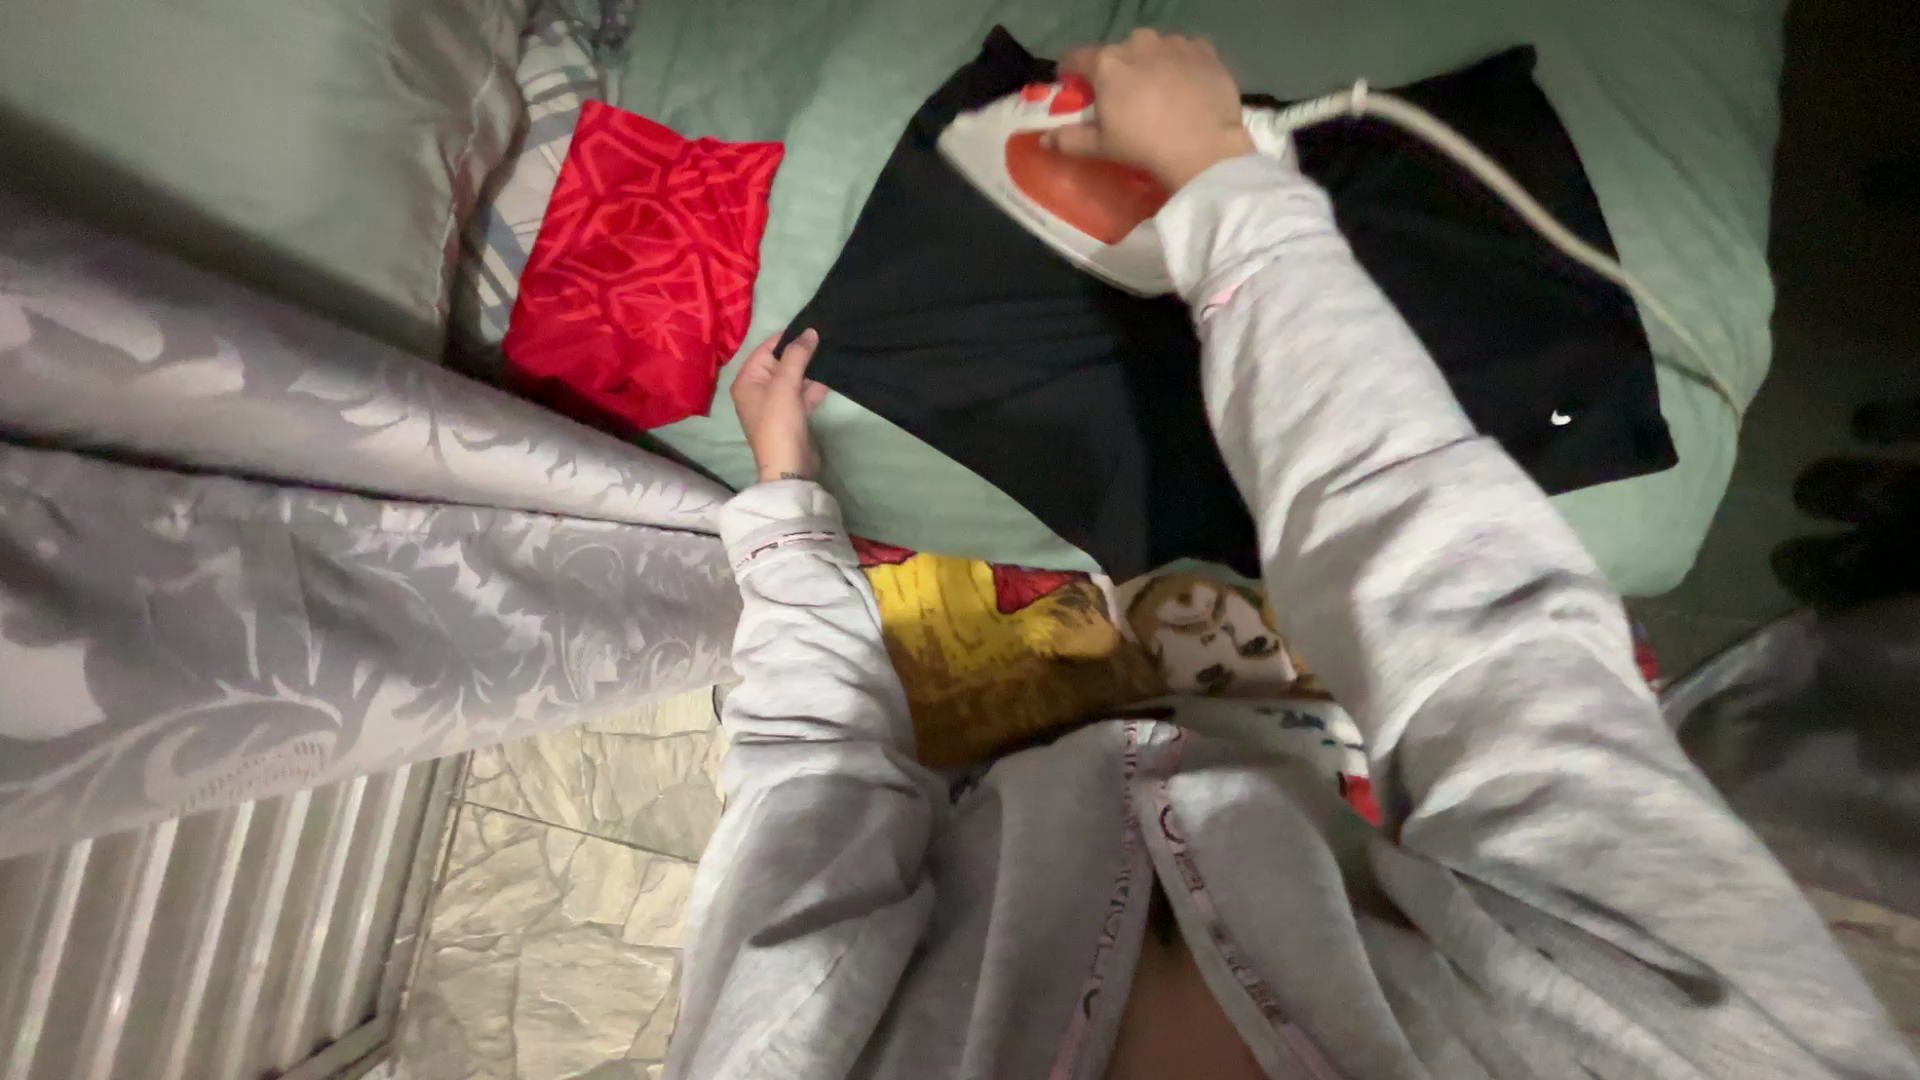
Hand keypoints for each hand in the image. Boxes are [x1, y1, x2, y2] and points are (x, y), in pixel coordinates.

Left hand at [732, 328, 828, 482]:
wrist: (790, 466)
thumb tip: (810, 331)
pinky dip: (814, 387)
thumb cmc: (779, 422)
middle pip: (781, 363)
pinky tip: (831, 377)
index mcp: (747, 380)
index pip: (766, 349)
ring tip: (832, 353)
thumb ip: (797, 355)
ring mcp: (776, 405)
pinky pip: (803, 395)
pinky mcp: (792, 416)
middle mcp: (758, 390)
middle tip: (826, 338)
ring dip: (810, 370)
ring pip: (794, 379)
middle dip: (801, 353)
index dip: (788, 338)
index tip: (812, 327)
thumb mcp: (785, 384)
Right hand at [1044, 30, 1254, 191]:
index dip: (1071, 72)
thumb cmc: (1143, 145)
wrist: (1202, 146)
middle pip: (1118, 52)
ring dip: (1148, 66)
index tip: (1073, 86)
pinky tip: (1183, 91)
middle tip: (1122, 100)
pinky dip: (1179, 67)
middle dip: (1115, 71)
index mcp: (1107, 63)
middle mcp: (1138, 41)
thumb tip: (1043, 140)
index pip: (1076, 57)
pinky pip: (1183, 53)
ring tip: (1157, 95)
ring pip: (1152, 50)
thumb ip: (1069, 139)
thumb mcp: (1101, 146)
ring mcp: (1174, 42)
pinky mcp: (1203, 49)